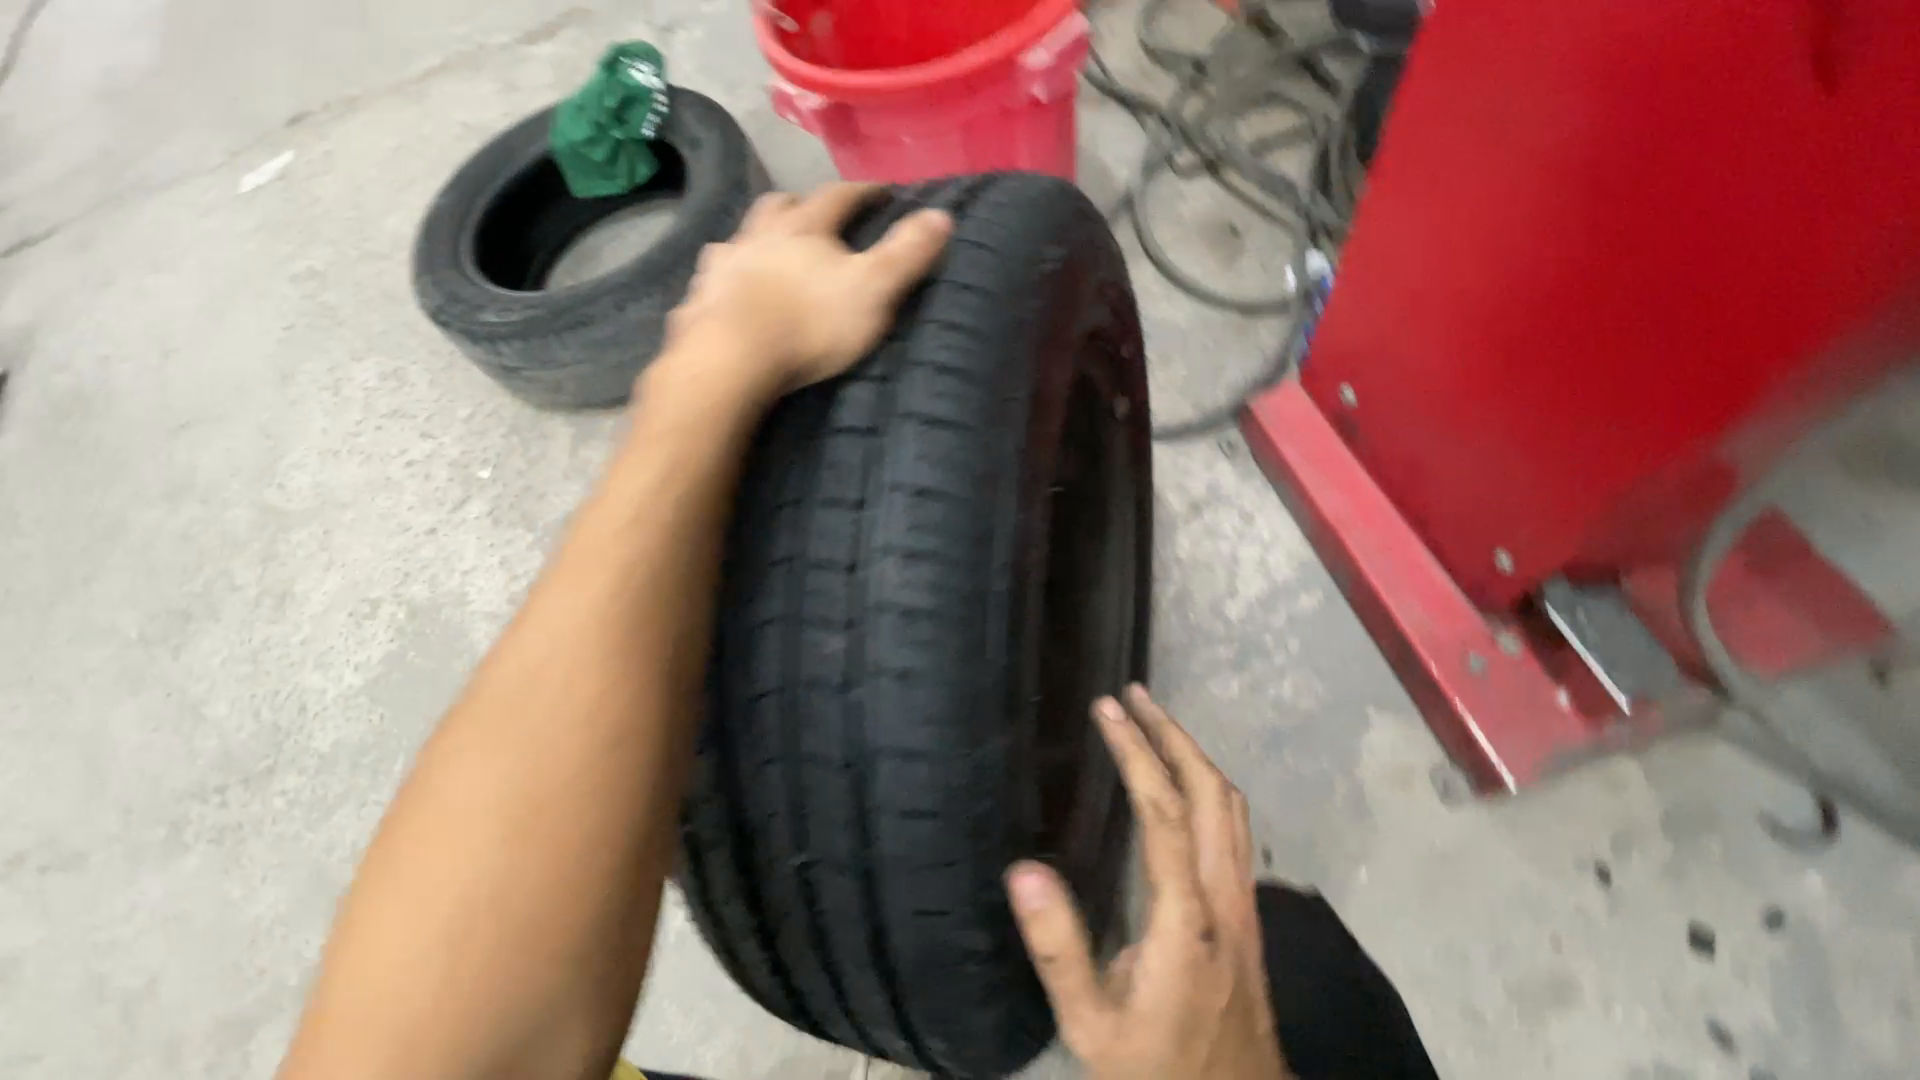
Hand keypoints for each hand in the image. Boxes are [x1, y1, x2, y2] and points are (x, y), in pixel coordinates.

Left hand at [660, 182, 952, 396]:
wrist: (731, 359)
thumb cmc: (810, 322)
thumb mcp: (873, 289)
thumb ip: (907, 254)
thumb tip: (943, 215)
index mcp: (803, 227)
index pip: (838, 196)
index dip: (862, 192)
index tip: (881, 192)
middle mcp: (757, 236)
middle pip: (778, 207)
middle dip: (799, 205)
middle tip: (813, 213)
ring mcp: (722, 268)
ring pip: (739, 240)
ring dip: (755, 240)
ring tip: (766, 252)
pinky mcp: (698, 302)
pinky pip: (712, 282)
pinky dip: (725, 282)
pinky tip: (727, 294)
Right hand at [1006, 686, 1292, 1079]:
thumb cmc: (1156, 1067)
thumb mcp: (1090, 1024)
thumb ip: (1058, 949)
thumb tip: (1023, 871)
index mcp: (1186, 918)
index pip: (1164, 812)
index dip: (1137, 754)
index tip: (1108, 710)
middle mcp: (1224, 897)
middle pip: (1212, 793)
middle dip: (1174, 735)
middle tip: (1134, 696)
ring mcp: (1245, 905)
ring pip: (1233, 807)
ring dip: (1195, 756)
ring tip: (1158, 722)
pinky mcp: (1249, 915)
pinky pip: (1236, 828)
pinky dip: (1208, 786)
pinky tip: (1185, 785)